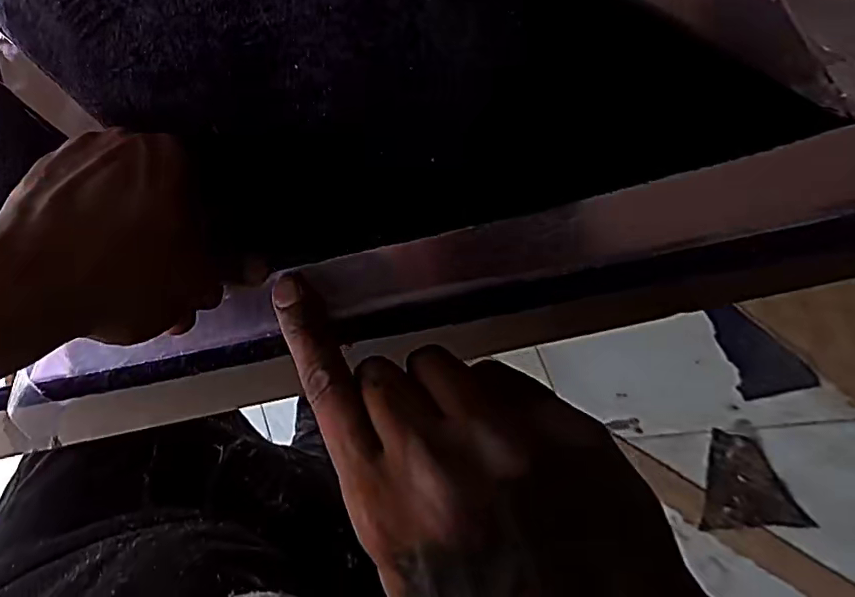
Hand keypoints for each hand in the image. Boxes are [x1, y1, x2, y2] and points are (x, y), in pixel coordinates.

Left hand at [0, 128, 222, 345]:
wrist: (25, 280)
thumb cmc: (120, 278)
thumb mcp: (183, 292)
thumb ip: (207, 280)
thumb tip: (204, 284)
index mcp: (174, 156)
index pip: (199, 195)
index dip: (194, 235)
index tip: (181, 264)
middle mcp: (129, 138)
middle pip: (153, 186)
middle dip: (153, 222)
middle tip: (145, 268)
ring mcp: (80, 150)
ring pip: (112, 186)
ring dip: (114, 215)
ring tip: (101, 263)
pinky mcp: (41, 167)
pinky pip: (74, 191)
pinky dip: (78, 214)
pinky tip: (71, 251)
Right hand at [273, 274, 702, 596]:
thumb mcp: (406, 560)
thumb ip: (380, 483)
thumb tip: (371, 416)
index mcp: (386, 506)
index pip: (330, 391)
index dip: (307, 335)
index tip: (294, 294)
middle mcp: (437, 465)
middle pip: (384, 372)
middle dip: (398, 399)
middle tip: (428, 441)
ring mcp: (503, 442)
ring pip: (438, 361)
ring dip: (445, 393)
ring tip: (473, 447)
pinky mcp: (560, 429)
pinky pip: (500, 373)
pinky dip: (500, 402)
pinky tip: (517, 451)